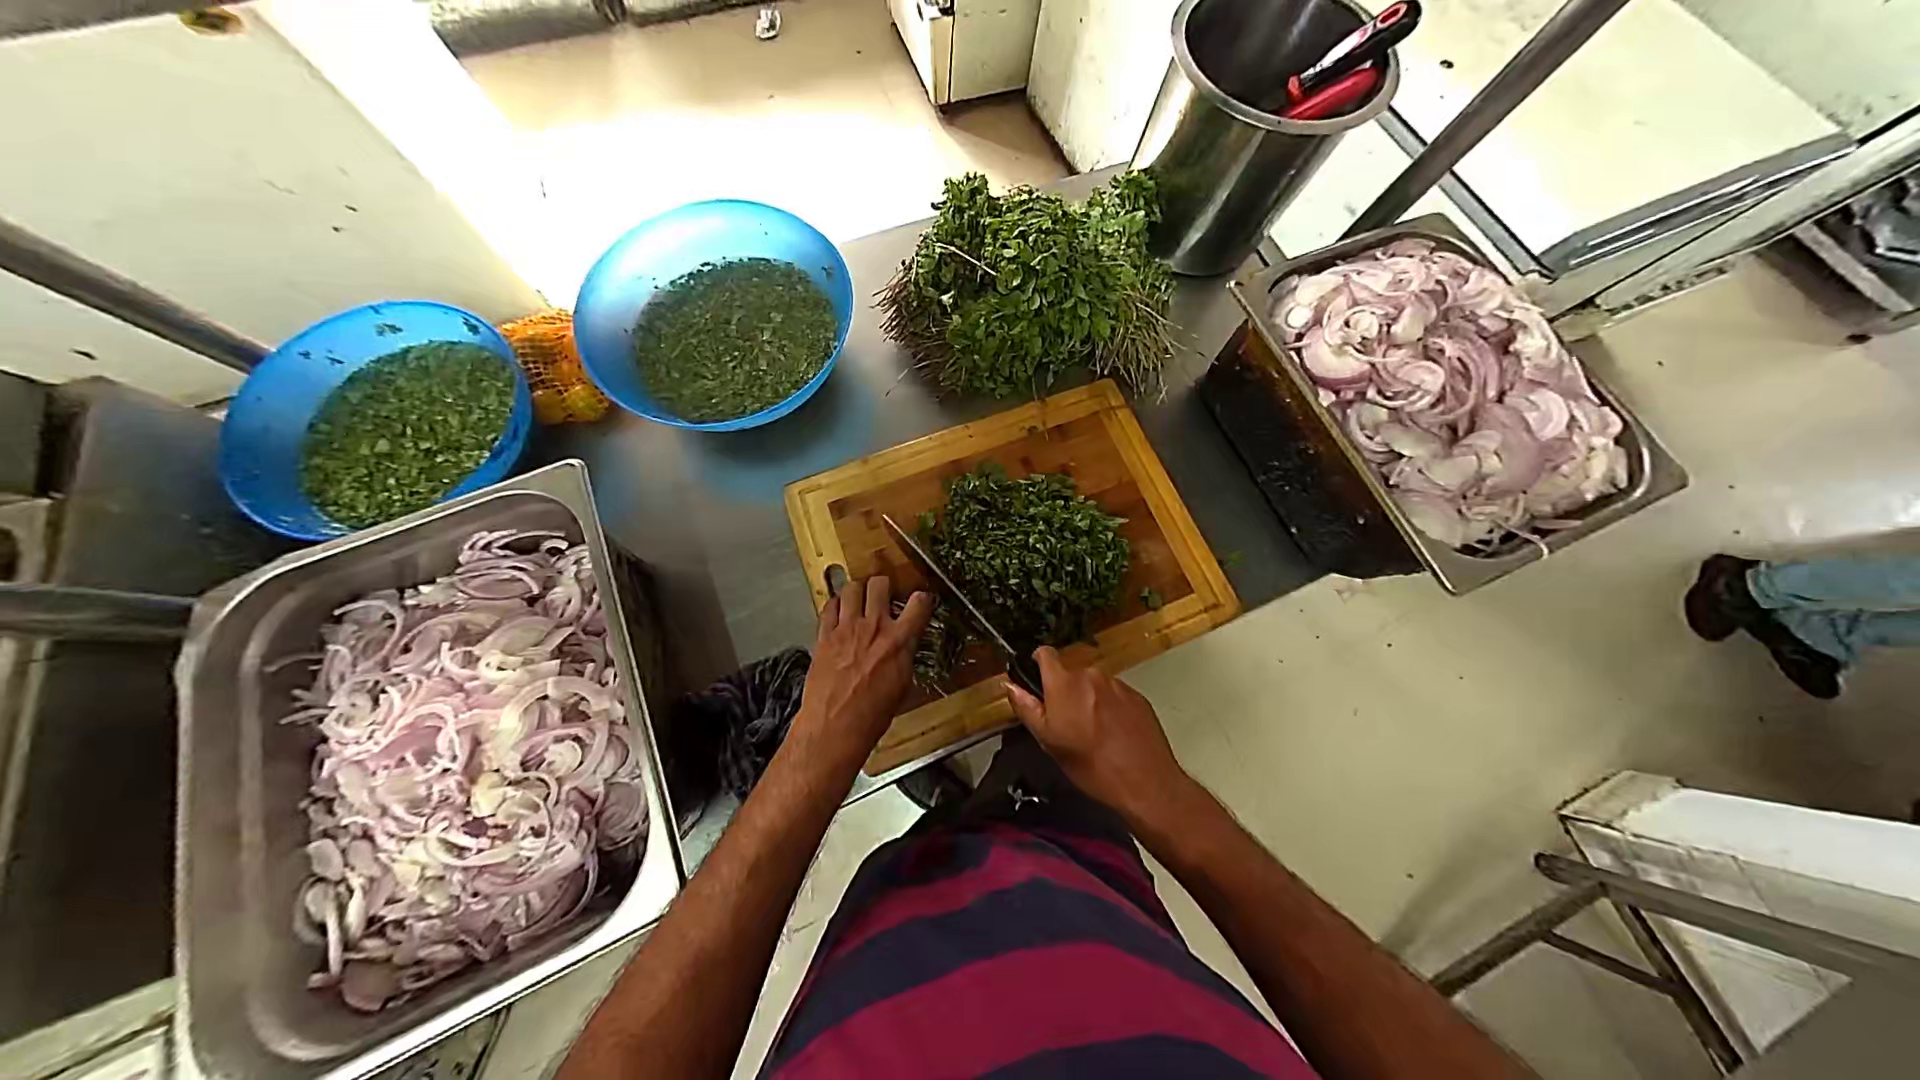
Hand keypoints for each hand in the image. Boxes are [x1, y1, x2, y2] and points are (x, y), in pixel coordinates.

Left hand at [792, 575, 932, 758]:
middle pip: (880, 585)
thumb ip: (903, 656)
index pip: (919, 604)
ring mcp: (846, 629)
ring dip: (858, 589)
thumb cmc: (871, 714)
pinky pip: (829, 607)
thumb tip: (903, 647)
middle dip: (884, 584)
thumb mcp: (902, 685)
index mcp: (899, 641)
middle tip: (884, 591)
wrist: (835, 725)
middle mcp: (873, 628)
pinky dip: (835, 604)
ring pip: (852, 588)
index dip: (923, 598)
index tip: (922, 599)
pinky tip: (839, 610)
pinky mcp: (824, 636)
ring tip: (860, 596)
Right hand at [1005, 646, 1189, 815]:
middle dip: (1064, 693)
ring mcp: (1117, 685)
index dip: (1037, 664)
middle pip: (1070, 674)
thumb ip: (1026, 708)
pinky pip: (1114, 695)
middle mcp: (1091, 676)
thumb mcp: (1048, 741)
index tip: (1036, 680)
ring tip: (1092, 734)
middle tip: (1065, 724)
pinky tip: (1111, 735)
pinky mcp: (1137, 697)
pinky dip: (1109, 709)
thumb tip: (1011, 687)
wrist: (1145, 782)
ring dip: (1088, 701)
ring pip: (1093, 685)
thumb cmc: (1096, 767)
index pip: (1045, 654)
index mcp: (1064, 684)